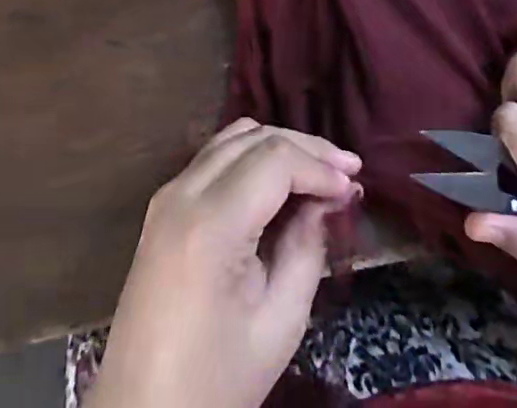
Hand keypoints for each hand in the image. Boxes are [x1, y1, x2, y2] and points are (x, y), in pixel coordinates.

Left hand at [87, 119, 362, 407]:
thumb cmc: (216, 378)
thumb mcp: (280, 321)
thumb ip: (307, 248)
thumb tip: (328, 198)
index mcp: (210, 225)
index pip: (275, 159)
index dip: (320, 166)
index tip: (353, 186)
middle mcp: (182, 194)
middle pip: (254, 138)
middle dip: (306, 148)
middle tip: (349, 169)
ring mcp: (167, 196)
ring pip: (233, 138)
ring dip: (280, 145)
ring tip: (321, 169)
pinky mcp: (163, 206)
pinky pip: (214, 157)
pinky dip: (252, 155)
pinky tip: (280, 178)